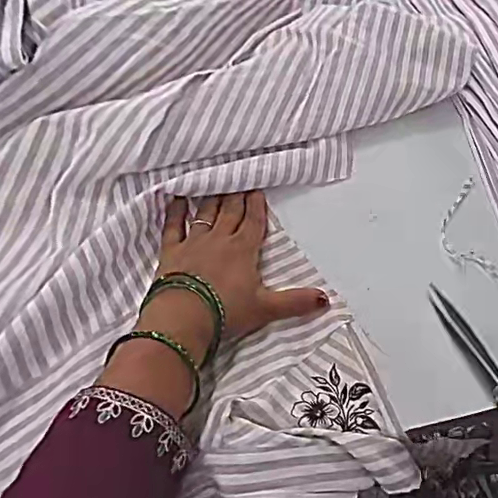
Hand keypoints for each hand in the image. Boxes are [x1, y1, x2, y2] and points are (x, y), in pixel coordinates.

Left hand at [99, 191, 326, 414]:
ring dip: (212, 199)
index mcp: (243, 250)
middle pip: (231, 213)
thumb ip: (295, 302)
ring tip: (216, 185)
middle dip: (236, 196)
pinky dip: (175, 211)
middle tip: (239, 181)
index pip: (253, 223)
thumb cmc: (226, 311)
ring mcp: (194, 243)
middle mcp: (220, 241)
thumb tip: (326, 300)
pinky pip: (173, 225)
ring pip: (205, 214)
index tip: (257, 190)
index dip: (257, 206)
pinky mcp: (171, 251)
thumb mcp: (266, 308)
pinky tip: (176, 198)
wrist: (184, 316)